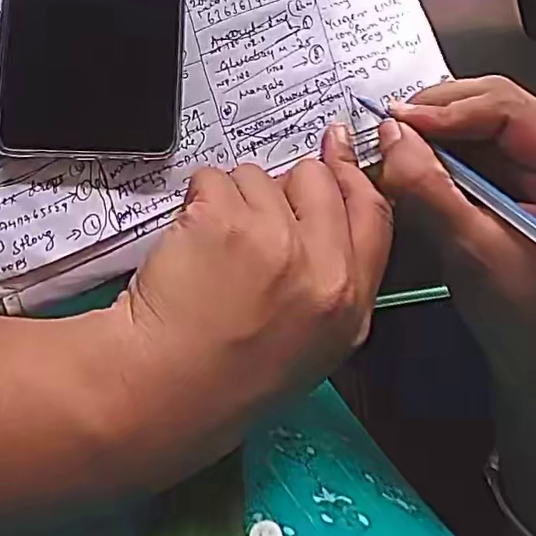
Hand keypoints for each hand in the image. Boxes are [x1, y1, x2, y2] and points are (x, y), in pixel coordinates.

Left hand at [111, 125, 392, 429]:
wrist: (164, 388)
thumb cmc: (226, 371)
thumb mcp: (309, 339)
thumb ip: (326, 271)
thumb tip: (309, 204)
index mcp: (349, 301)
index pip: (371, 211)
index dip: (350, 173)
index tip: (336, 147)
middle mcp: (319, 266)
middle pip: (314, 179)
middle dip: (281, 187)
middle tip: (249, 219)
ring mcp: (272, 238)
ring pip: (256, 175)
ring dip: (232, 198)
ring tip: (213, 250)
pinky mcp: (222, 219)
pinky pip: (211, 178)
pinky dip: (196, 200)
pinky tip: (189, 242)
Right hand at [375, 76, 535, 400]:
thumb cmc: (524, 324)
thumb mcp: (472, 253)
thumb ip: (430, 188)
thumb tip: (392, 133)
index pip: (515, 113)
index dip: (451, 109)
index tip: (398, 121)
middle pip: (502, 105)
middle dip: (441, 110)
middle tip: (392, 127)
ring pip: (486, 119)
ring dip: (438, 126)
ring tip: (399, 142)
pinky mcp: (527, 182)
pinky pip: (478, 143)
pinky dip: (442, 144)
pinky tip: (417, 157)